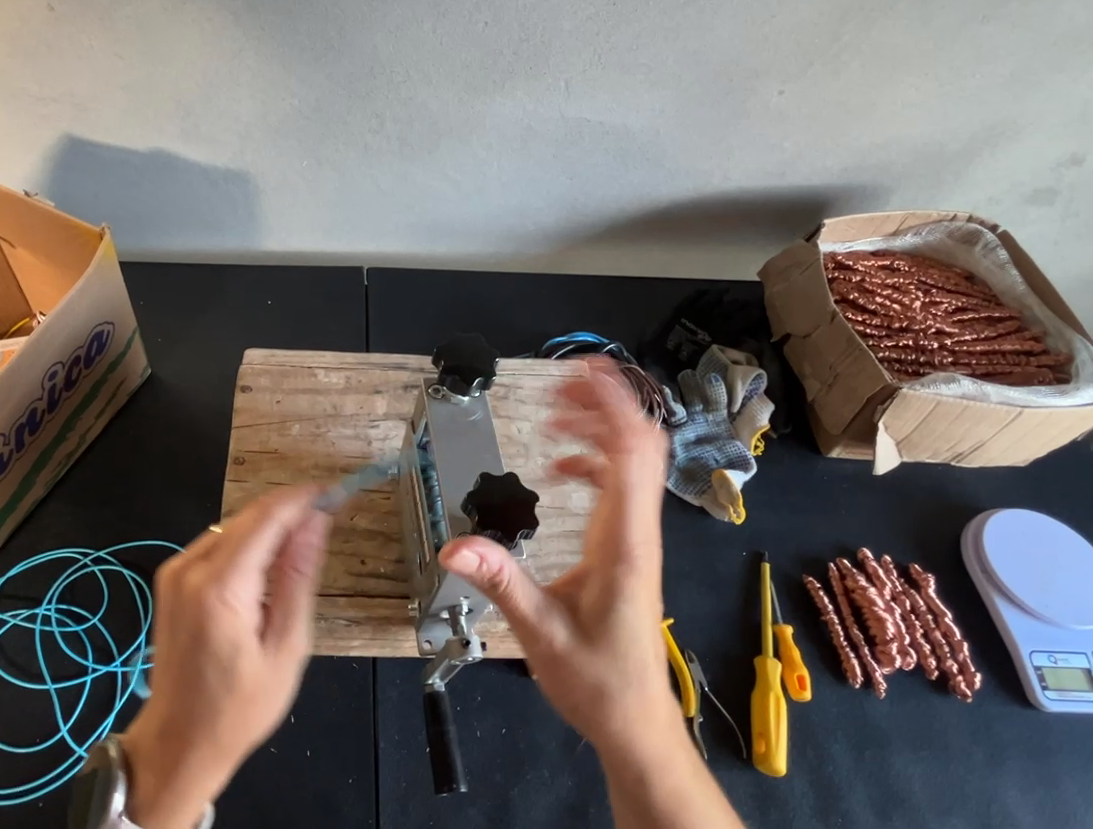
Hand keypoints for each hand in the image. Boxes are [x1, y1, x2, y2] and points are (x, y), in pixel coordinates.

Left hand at [119, 485, 330, 828]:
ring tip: (303, 545)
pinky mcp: (171, 579)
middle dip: (289, 510)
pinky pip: (217, 544)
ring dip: (268, 526)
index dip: (303, 498)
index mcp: (220, 587)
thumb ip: (299, 576)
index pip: (267, 517)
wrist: (178, 742)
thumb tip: (316, 523)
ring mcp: (175, 571)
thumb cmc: (239, 708)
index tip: (334, 492)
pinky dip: (247, 543)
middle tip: (327, 516)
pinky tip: (268, 565)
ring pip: (233, 526)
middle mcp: (190, 568)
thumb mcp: (286, 647)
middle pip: (248, 516)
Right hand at [438, 357, 675, 765]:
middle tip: (558, 385)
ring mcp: (633, 535)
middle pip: (639, 446)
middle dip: (605, 405)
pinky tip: (560, 465)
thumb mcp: (541, 634)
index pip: (631, 456)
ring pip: (632, 460)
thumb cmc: (597, 681)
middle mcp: (634, 529)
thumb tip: (452, 544)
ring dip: (599, 427)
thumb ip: (500, 583)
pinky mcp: (624, 544)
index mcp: (622, 542)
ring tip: (555, 412)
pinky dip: (593, 458)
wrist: (634, 719)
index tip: (585, 373)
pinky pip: (618, 484)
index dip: (614, 407)